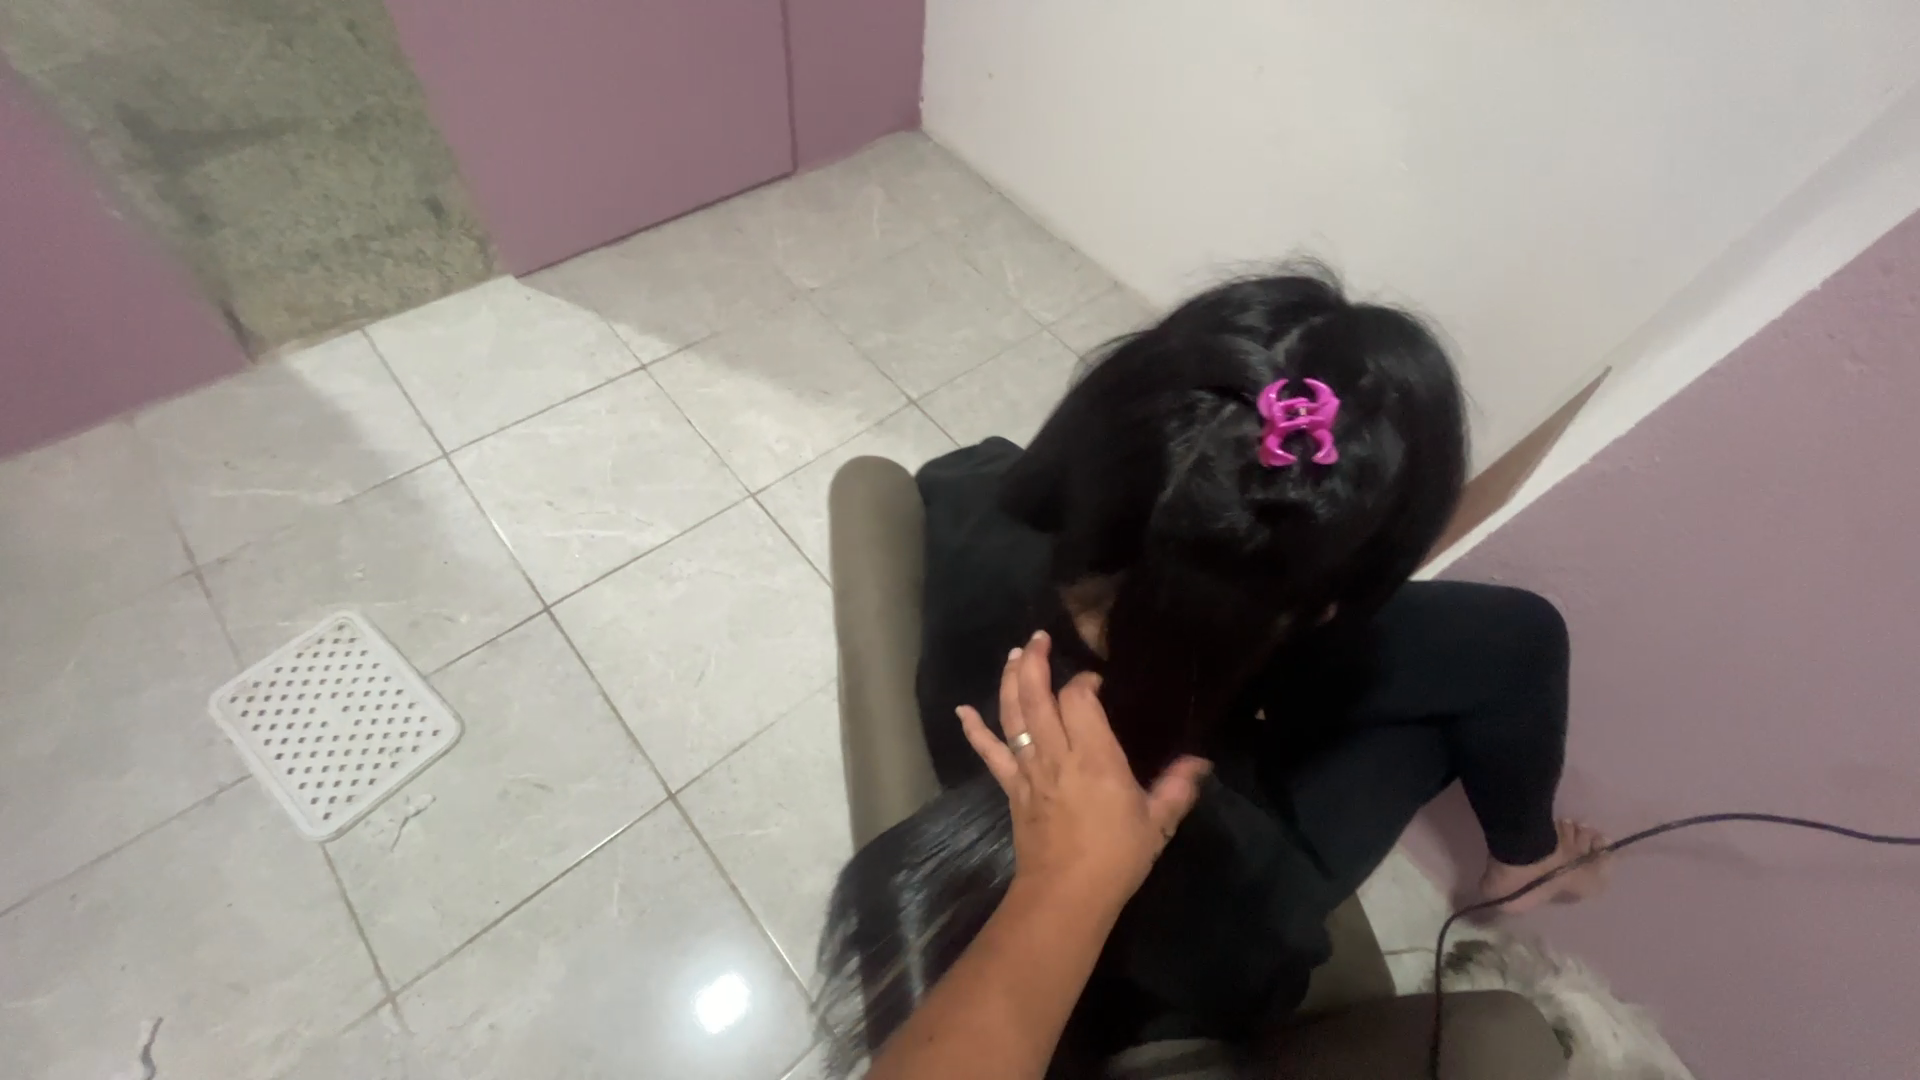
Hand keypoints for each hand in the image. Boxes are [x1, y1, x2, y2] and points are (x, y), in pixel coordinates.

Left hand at [957, 631, 1211, 908]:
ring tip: (1014, 654)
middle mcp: (1055, 753)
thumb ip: (1177, 787)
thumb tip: (1201, 761)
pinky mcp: (1010, 786)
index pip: (1078, 700)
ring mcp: (1028, 768)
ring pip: (1012, 715)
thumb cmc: (1116, 857)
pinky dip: (974, 730)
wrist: (1066, 895)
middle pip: (1037, 696)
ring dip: (1010, 681)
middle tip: (1038, 637)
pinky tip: (962, 710)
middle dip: (1035, 662)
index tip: (1095, 681)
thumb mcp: (1156, 822)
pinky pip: (989, 752)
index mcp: (1094, 757)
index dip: (1082, 682)